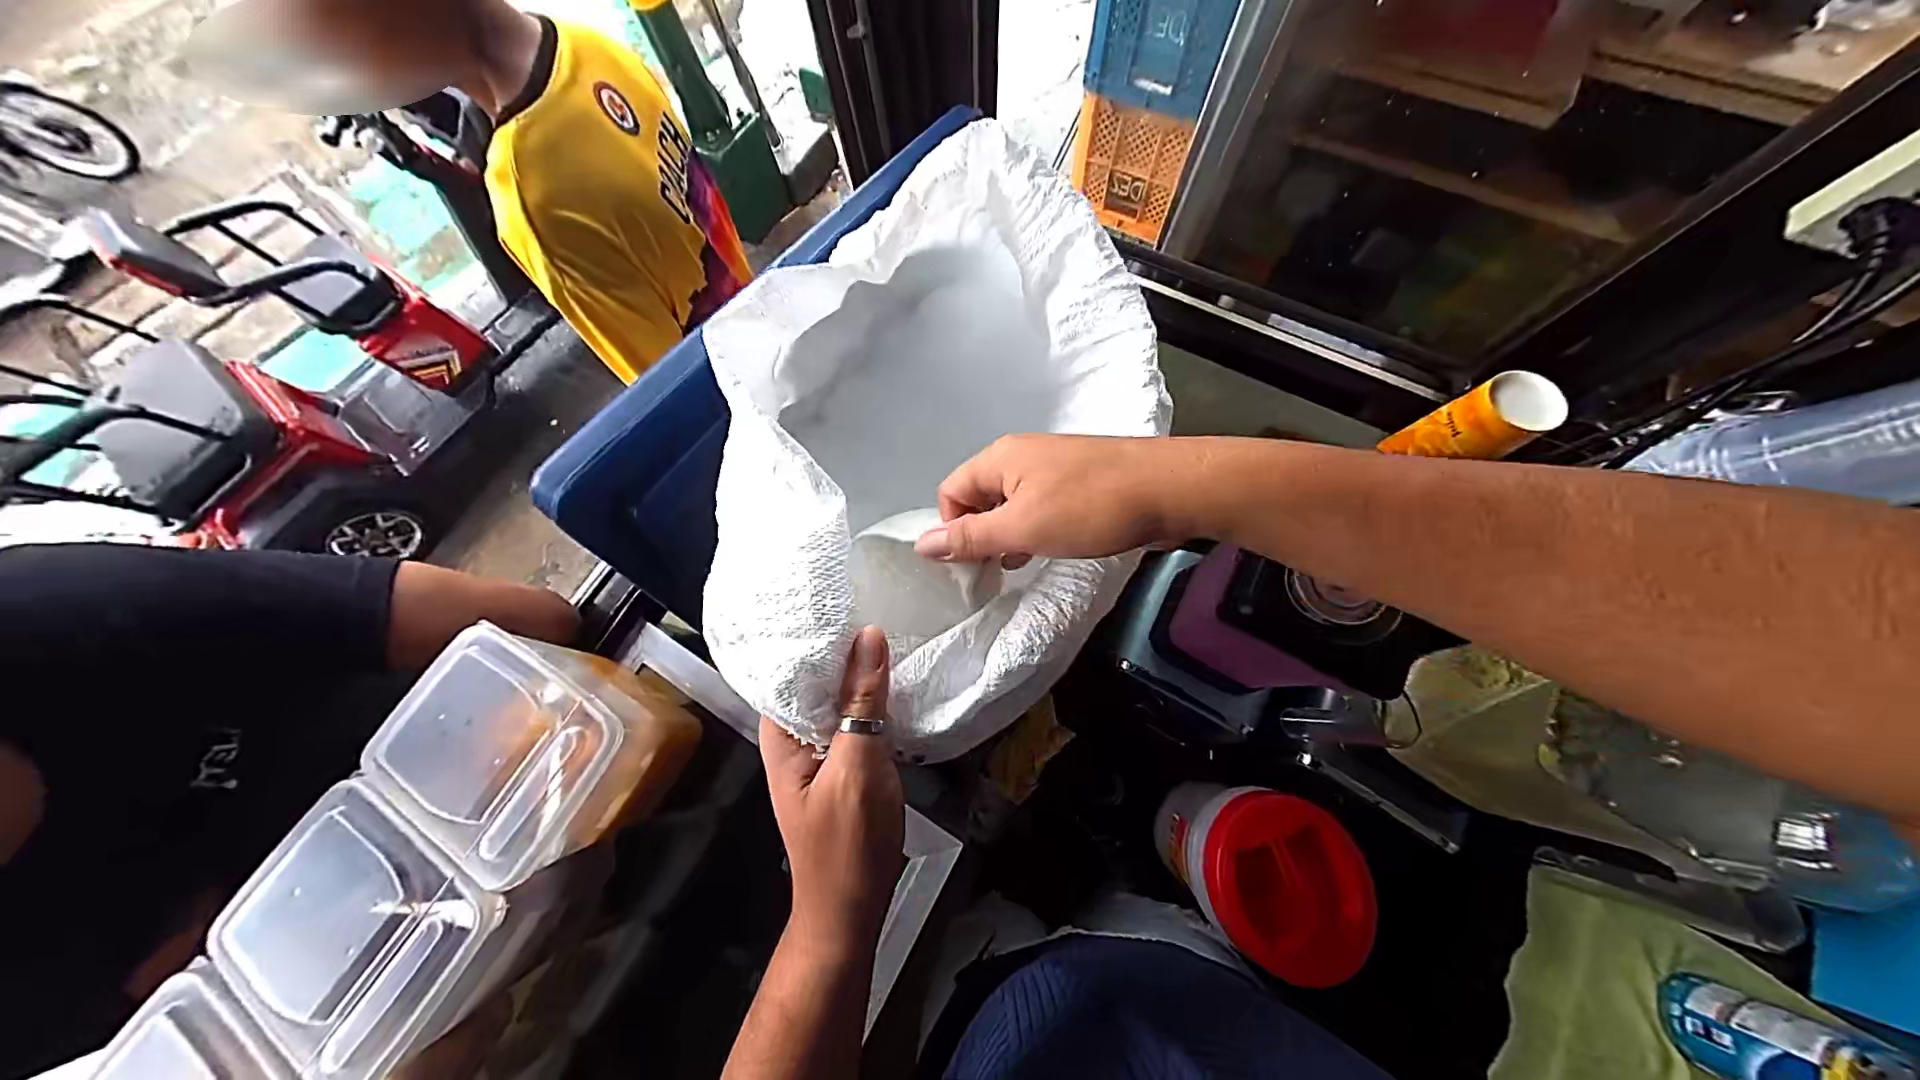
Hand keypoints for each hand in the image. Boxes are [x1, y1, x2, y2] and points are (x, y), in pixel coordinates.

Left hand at [760, 626, 905, 954]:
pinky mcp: (844, 760)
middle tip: (869, 598)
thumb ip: (862, 703)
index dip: (812, 633)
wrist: (853, 906)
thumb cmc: (847, 843)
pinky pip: (854, 716)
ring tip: (884, 625)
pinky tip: (892, 676)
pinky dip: (870, 696)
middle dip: (839, 646)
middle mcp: (794, 736)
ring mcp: (819, 750)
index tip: (838, 595)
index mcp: (781, 735)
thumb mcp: (857, 766)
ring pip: (836, 696)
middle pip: (814, 678)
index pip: (788, 668)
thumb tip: (869, 637)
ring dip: (858, 669)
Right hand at [915, 434, 1192, 563]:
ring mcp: (1052, 467)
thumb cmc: (1090, 508)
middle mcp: (1020, 456)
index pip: (951, 492)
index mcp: (999, 458)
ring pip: (1011, 504)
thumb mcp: (1022, 528)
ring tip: (1022, 562)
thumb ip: (971, 537)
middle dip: (980, 533)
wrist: (1169, 489)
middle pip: (979, 497)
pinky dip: (1035, 528)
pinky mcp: (1077, 482)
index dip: (953, 528)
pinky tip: (1048, 549)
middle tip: (997, 567)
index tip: (974, 561)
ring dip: (1009, 534)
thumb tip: (922, 545)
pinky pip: (1040, 506)